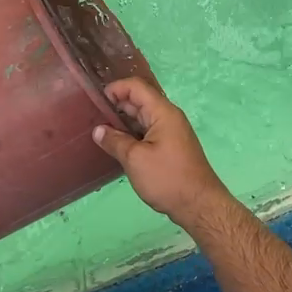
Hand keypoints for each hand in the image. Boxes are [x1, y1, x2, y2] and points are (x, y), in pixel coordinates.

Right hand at [91, 78, 230, 229]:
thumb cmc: (167, 178)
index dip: (115, 89)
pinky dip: (132, 134)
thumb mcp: (135, 159)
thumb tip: (98, 130)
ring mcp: (171, 132)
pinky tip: (118, 146)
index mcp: (162, 112)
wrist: (198, 205)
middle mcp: (168, 117)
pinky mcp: (171, 146)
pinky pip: (148, 132)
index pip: (136, 87)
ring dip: (123, 122)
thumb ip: (114, 141)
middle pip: (139, 101)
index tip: (96, 101)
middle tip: (93, 118)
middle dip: (116, 106)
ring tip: (102, 132)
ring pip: (143, 118)